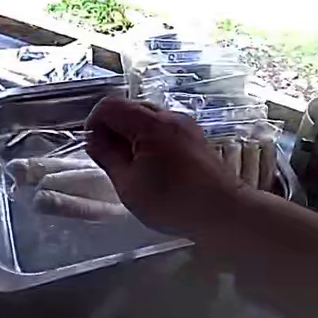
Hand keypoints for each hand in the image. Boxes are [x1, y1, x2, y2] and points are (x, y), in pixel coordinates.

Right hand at [85, 96, 246, 234]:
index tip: (93, 146)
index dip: (95, 122)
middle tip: (110, 158)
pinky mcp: (196, 139)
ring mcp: (186, 126)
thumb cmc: (173, 202)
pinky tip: (152, 167)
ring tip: (131, 166)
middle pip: (131, 108)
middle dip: (114, 128)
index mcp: (151, 124)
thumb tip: (94, 140)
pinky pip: (165, 130)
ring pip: (149, 119)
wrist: (223, 212)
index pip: (111, 105)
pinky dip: (151, 140)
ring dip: (132, 135)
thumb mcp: (129, 185)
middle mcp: (170, 117)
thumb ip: (108, 157)